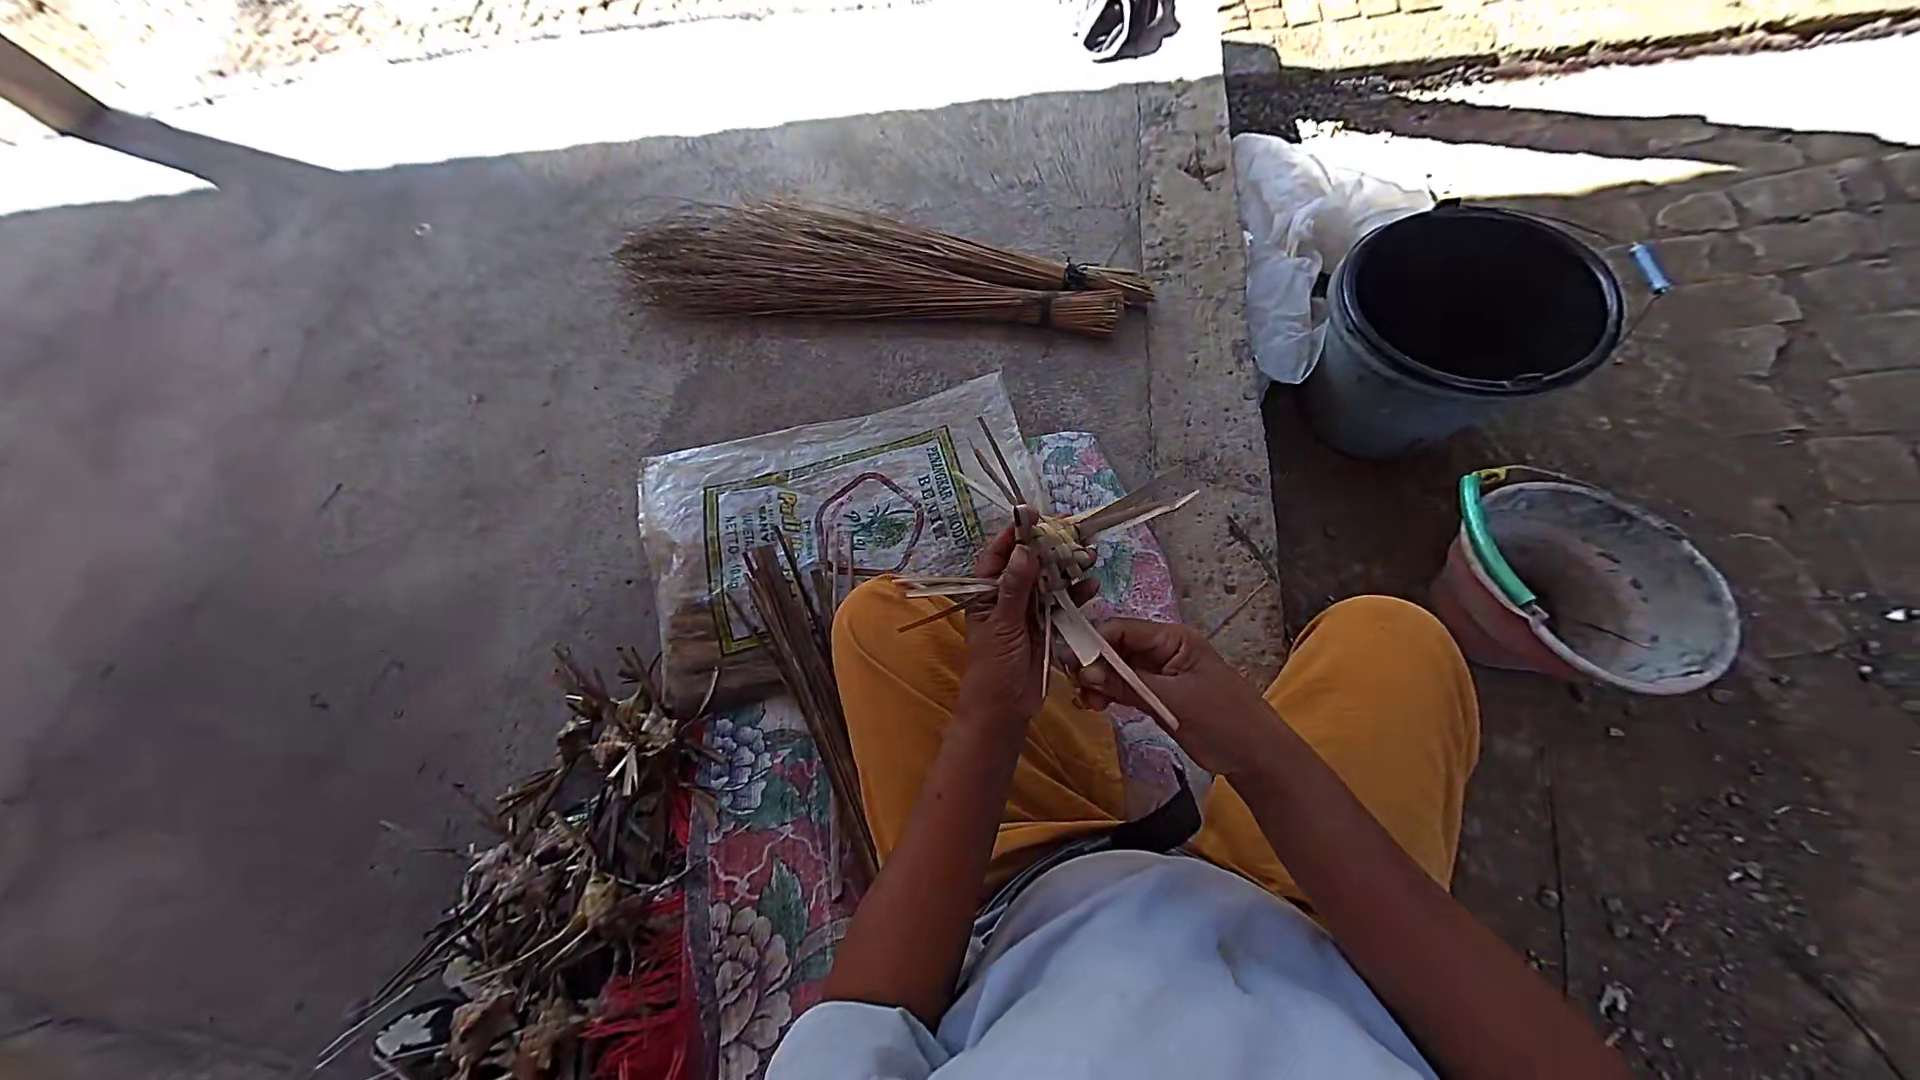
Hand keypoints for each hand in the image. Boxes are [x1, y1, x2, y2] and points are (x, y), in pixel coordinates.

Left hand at [956, 527, 1094, 729]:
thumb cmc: (993, 665)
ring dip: (1067, 567)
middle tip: (1071, 529)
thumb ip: (1015, 588)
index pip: (1000, 555)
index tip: (1032, 514)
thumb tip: (1026, 550)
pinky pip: (1062, 603)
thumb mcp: (1003, 624)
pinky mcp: (1047, 624)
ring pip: (1049, 580)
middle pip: (1029, 563)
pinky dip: (1076, 593)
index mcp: (987, 592)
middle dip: (1049, 546)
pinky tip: (1091, 583)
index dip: (1015, 533)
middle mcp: (1008, 595)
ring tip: (1088, 554)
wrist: (1006, 708)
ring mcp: (1029, 609)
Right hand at [1075, 618, 1285, 775]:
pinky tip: (1096, 706)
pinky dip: (1108, 694)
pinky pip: (1123, 687)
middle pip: (1115, 647)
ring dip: (1098, 682)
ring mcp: (1159, 672)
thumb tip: (1084, 671)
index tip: (1073, 665)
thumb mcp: (1174, 701)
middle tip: (1078, 688)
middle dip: (1093, 664)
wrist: (1259, 759)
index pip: (1122, 629)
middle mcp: (1163, 650)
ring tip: (1088, 703)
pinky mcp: (1156, 694)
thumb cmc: (1224, 721)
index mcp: (1172, 639)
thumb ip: (1128, 684)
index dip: (1094, 643)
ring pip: (1115, 668)